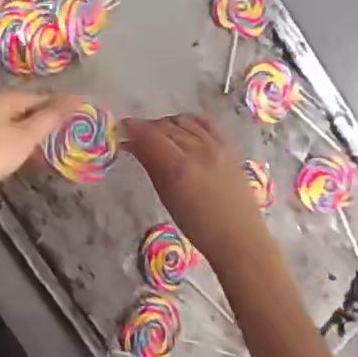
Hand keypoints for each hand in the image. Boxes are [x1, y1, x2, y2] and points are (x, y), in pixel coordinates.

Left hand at [0, 90, 86, 189]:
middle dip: (52, 122)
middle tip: (74, 136)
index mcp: (9, 98)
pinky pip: (11, 137)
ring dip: (39, 137)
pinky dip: (24, 146)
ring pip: (22, 125)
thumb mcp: (27, 136)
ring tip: (57, 150)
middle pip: (33, 110)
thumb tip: (77, 97)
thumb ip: (51, 117)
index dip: (65, 107)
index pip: (45, 97)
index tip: (85, 117)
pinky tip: (33, 159)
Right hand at [122, 115, 271, 262]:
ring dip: (166, 124)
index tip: (120, 128)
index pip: (150, 136)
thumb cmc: (196, 225)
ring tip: (156, 135)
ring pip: (184, 122)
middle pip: (166, 126)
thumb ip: (151, 165)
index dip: (133, 128)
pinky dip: (188, 122)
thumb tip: (134, 145)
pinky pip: (204, 123)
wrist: (237, 235)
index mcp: (178, 167)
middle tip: (134, 135)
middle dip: (146, 127)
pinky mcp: (229, 146)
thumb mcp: (166, 196)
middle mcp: (198, 150)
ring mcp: (216, 146)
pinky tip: (181, 129)